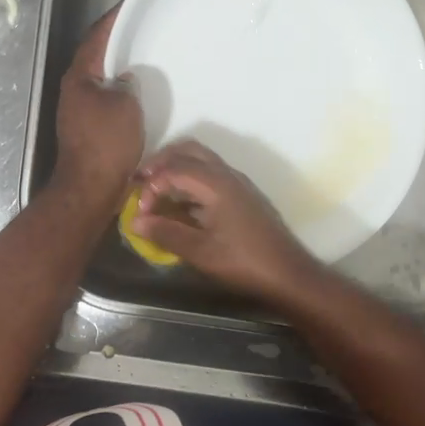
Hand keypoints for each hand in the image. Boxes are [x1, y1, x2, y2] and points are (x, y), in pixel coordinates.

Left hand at [53, 7, 142, 208]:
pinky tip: (143, 96)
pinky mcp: (89, 131)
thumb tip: (126, 81)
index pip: (98, 36)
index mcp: (80, 76)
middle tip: (146, 29)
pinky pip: (109, 103)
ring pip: (104, 81)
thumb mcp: (125, 106)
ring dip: (123, 70)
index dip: (115, 17)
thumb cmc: (107, 143)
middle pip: (98, 57)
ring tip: (149, 59)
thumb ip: (127, 84)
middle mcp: (75, 90)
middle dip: (120, 43)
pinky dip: (124, 95)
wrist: (91, 189)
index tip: (134, 2)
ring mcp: (79, 112)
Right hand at [130, 141, 324, 302]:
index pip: (174, 169)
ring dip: (176, 170)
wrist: (288, 274)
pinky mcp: (242, 196)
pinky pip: (211, 176)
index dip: (151, 186)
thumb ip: (166, 233)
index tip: (140, 211)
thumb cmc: (244, 263)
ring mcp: (238, 184)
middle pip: (188, 151)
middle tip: (141, 184)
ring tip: (156, 194)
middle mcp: (228, 175)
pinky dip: (190, 182)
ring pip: (201, 161)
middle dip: (161, 163)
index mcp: (217, 184)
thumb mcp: (201, 252)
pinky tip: (180, 207)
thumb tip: (135, 222)